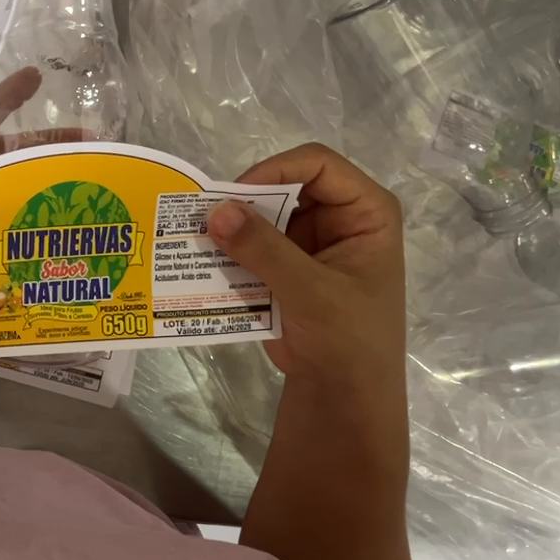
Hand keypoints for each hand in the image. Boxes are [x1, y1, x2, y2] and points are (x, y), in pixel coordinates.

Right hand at [206, 143, 404, 389]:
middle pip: (283, 187)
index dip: (275, 171)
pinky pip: (248, 246)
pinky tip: (199, 261)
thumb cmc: (348, 339)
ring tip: (193, 239)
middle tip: (203, 219)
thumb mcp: (311, 291)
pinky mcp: (281, 267)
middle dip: (244, 202)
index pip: (318, 165)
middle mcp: (337, 218)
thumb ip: (264, 249)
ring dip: (229, 227)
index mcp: (365, 212)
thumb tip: (216, 211)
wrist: (342, 394)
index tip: (233, 196)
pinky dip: (226, 251)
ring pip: (260, 217)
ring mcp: (307, 243)